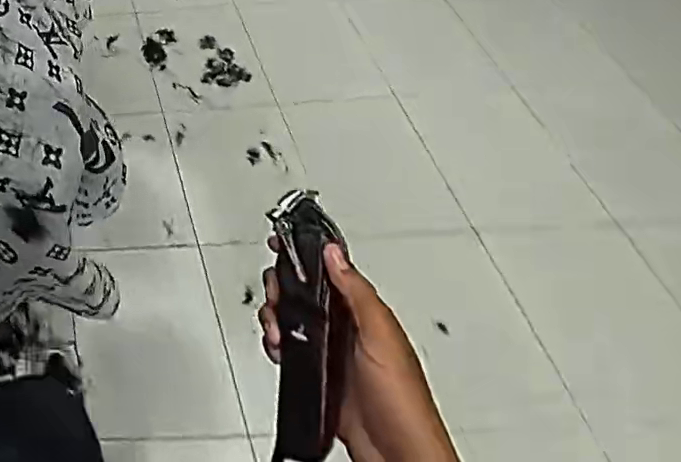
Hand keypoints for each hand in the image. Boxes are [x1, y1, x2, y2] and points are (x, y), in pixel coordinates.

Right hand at [259, 242, 455, 461]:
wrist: (398, 461)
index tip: (282, 240)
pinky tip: (278, 348)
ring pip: (294, 318)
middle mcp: (346, 327)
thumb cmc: (404, 404)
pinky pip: (291, 349)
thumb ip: (356, 292)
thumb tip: (334, 252)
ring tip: (276, 327)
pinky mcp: (320, 375)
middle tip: (275, 293)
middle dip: (283, 286)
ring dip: (277, 316)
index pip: (330, 268)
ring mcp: (332, 352)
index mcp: (363, 311)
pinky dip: (279, 344)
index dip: (306, 252)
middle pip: (304, 290)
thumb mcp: (381, 336)